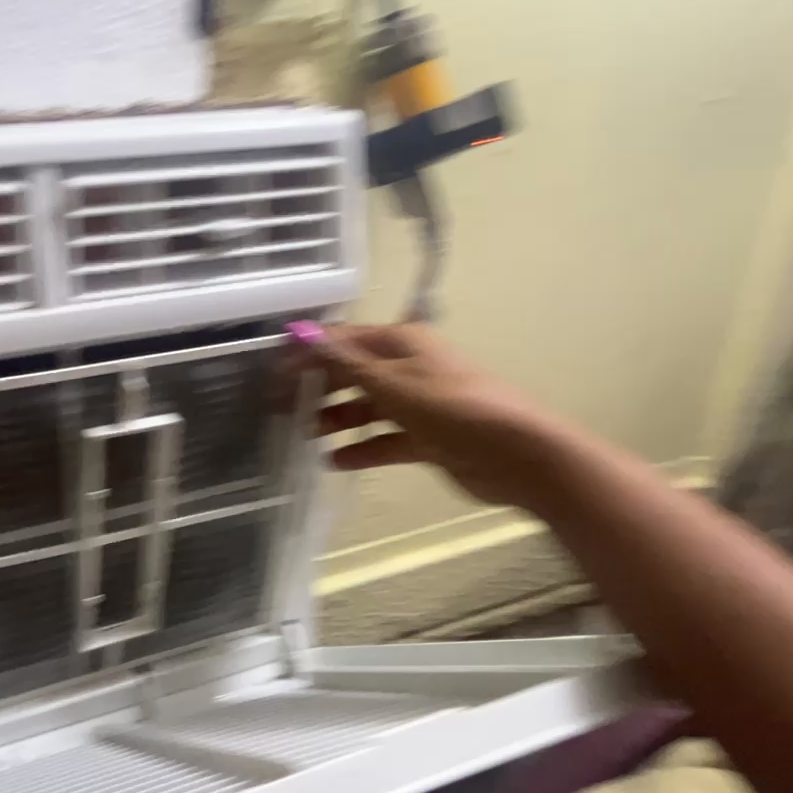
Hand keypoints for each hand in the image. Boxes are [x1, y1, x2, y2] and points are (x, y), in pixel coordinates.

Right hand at [287, 321, 566, 507]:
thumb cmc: (449, 406)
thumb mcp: (388, 382)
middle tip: (281, 408)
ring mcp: (418, 403)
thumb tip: (298, 330)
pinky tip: (334, 462)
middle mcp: (407, 367)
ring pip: (366, 407)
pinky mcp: (427, 438)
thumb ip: (340, 360)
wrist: (518, 454)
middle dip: (317, 387)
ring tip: (304, 435)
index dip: (306, 354)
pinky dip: (361, 448)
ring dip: (335, 419)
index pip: (342, 340)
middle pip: (351, 372)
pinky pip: (385, 440)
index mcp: (400, 343)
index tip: (274, 375)